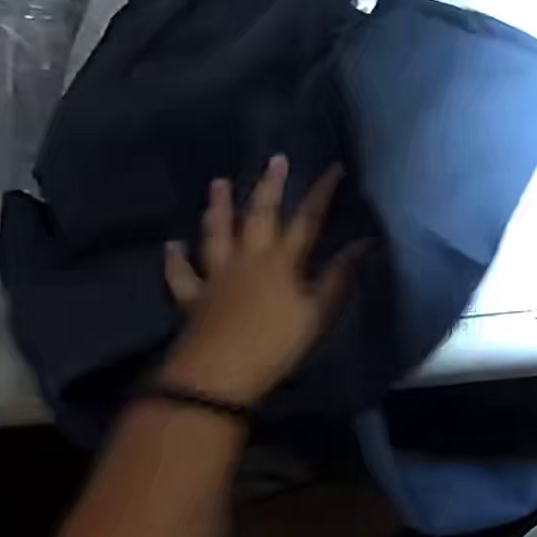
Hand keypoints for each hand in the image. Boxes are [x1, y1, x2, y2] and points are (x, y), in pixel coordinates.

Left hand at [160, 155, 365, 404]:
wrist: (218, 377)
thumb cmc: (277, 343)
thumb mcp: (319, 312)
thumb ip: (339, 276)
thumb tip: (364, 243)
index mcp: (282, 261)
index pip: (307, 219)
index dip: (322, 193)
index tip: (334, 169)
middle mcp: (248, 259)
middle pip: (259, 215)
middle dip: (269, 186)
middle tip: (274, 160)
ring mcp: (216, 276)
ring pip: (216, 234)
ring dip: (217, 207)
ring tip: (217, 183)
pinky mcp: (193, 298)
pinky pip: (182, 274)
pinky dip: (175, 258)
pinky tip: (172, 245)